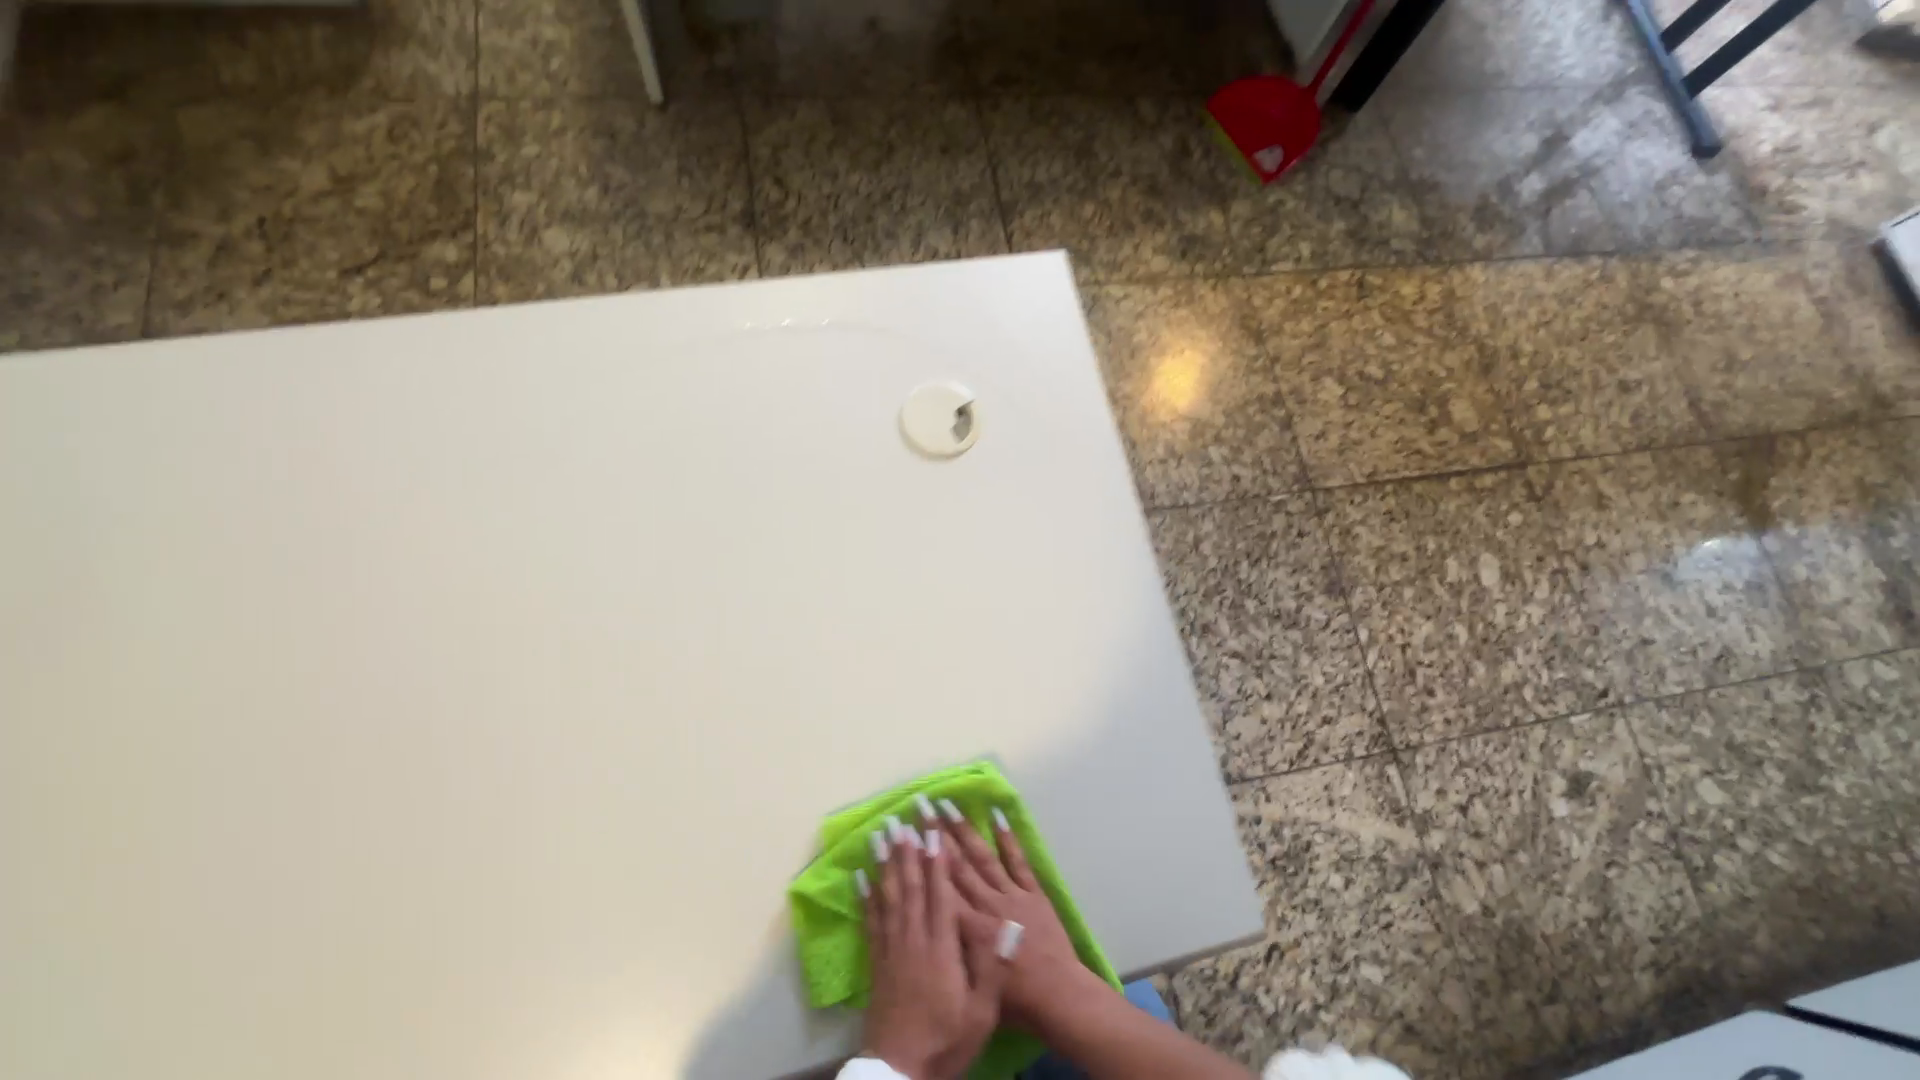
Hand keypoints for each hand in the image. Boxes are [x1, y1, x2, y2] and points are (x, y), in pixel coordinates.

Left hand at [861, 819, 1010, 1079]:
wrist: (900, 1070)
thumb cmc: (947, 1040)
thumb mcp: (981, 1012)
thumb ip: (994, 968)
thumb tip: (1012, 928)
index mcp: (942, 949)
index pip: (940, 895)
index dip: (936, 861)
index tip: (934, 832)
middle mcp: (914, 940)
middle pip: (911, 887)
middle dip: (908, 851)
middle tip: (904, 819)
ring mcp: (892, 950)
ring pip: (889, 897)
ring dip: (886, 864)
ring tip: (883, 835)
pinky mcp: (878, 963)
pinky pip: (871, 920)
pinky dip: (866, 895)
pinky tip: (861, 876)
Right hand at [940, 802, 1103, 1034]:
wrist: (1060, 999)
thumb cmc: (1015, 1003)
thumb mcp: (971, 988)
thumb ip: (949, 954)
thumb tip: (923, 931)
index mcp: (967, 929)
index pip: (937, 887)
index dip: (920, 860)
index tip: (905, 835)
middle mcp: (985, 905)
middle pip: (955, 865)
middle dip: (935, 835)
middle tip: (919, 807)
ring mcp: (1011, 896)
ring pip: (982, 857)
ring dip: (964, 829)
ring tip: (947, 805)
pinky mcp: (1034, 894)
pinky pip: (1018, 862)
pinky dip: (1008, 839)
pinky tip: (997, 816)